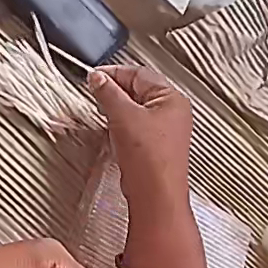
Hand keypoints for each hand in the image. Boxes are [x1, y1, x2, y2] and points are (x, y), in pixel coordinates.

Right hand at [87, 65, 192, 212]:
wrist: (155, 194)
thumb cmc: (151, 158)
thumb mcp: (123, 115)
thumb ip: (108, 92)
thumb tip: (98, 78)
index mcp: (172, 99)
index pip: (139, 74)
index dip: (114, 73)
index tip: (94, 77)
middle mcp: (173, 112)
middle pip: (138, 90)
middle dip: (114, 91)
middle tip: (95, 92)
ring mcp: (165, 130)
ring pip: (136, 109)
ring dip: (117, 108)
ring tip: (103, 111)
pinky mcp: (155, 146)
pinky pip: (136, 126)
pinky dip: (122, 125)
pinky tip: (113, 131)